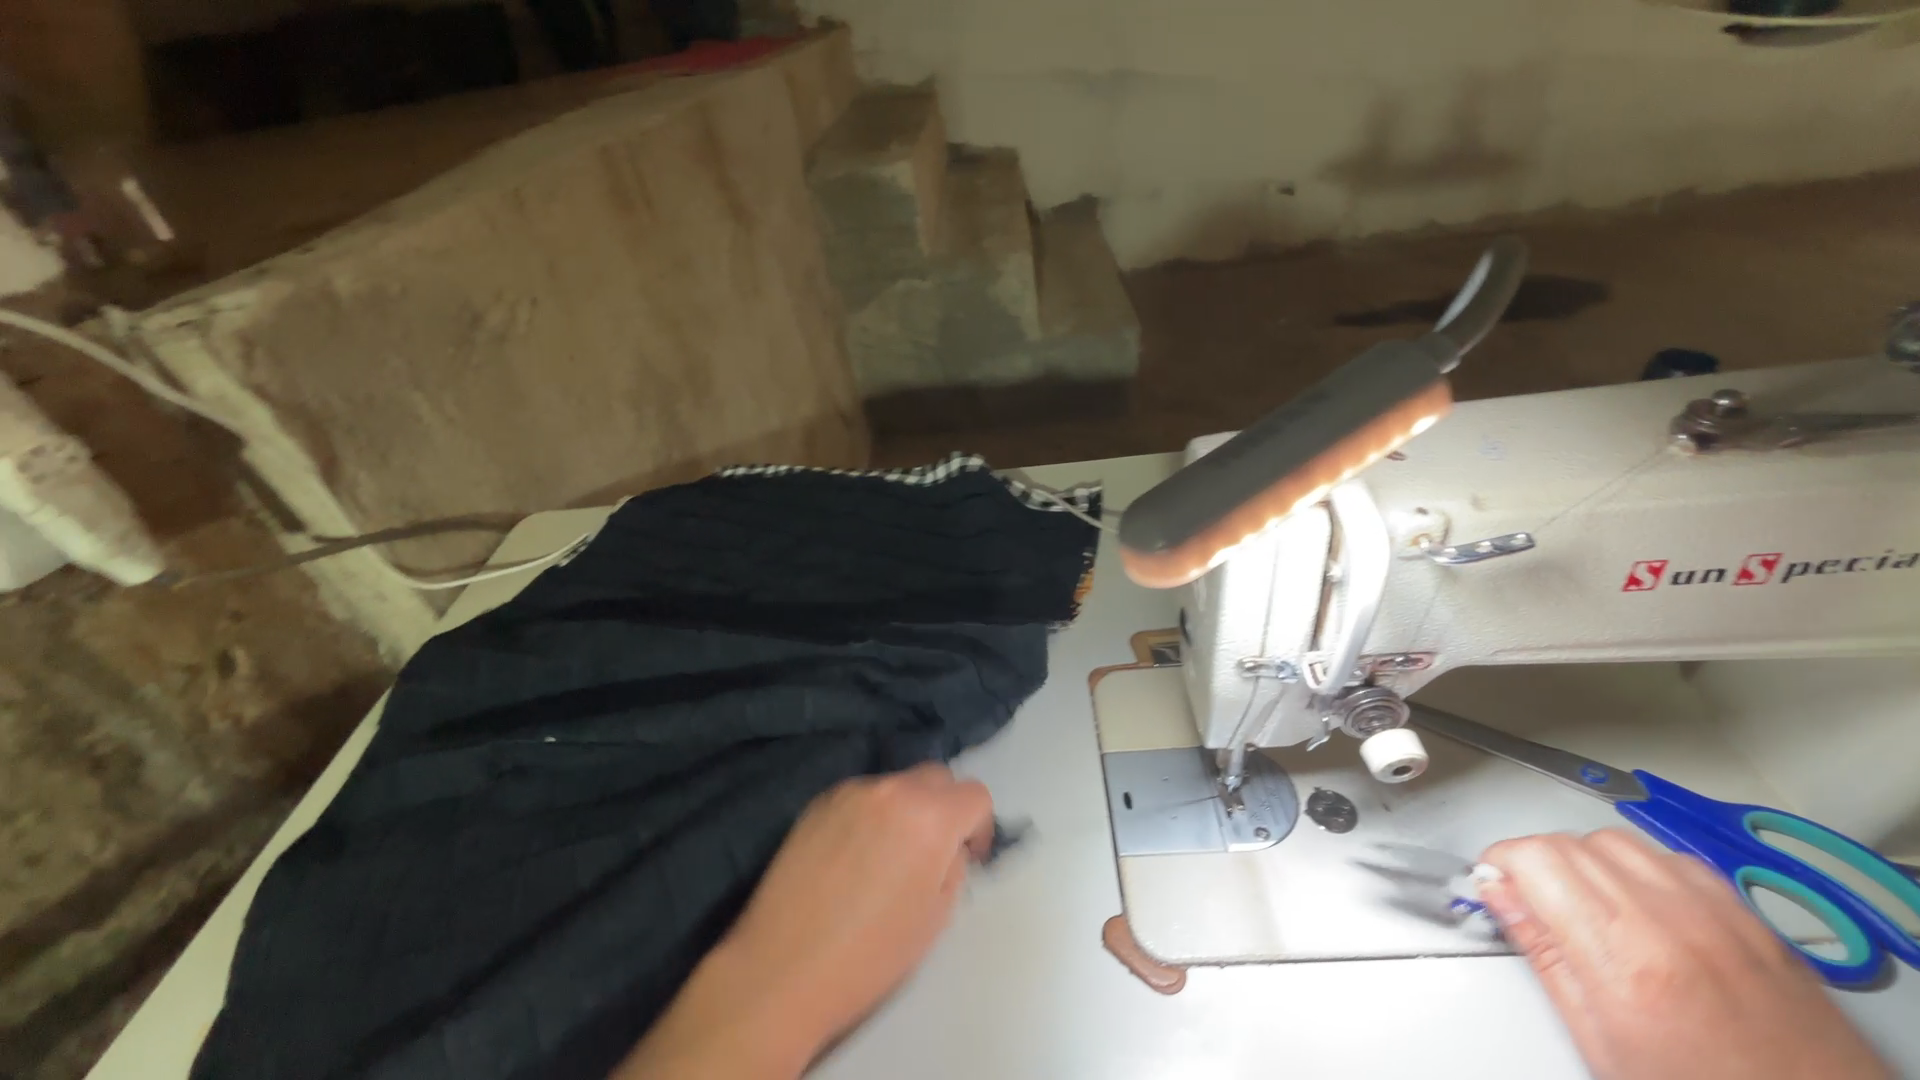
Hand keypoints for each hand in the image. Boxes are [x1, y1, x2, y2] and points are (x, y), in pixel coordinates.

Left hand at [613, 764, 994, 1078]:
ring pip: (896, 786)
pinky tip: (852, 860)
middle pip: (936, 777)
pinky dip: (870, 816)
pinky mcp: (815, 804)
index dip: (979, 827)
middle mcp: (890, 790)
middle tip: (933, 855)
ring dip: (906, 811)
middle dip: (946, 808)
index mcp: (929, 817)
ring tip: (886, 861)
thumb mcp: (937, 916)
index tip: (968, 858)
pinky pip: (860, 798)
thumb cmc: (869, 955)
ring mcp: (848, 792)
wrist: (782, 969)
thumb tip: (946, 849)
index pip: (975, 794)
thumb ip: (952, 867)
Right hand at [1478, 829, 1889, 1079]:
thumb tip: (1499, 896)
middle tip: (1529, 898)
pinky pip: (1674, 859)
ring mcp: (1718, 917)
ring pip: (1616, 841)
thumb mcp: (1598, 1040)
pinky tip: (1638, 903)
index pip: (1536, 859)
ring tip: (1583, 903)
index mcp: (1624, 960)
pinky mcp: (1750, 919)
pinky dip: (1641, 868)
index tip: (1492, 881)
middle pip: (1569, 844)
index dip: (1500, 863)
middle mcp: (1673, 925)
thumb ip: (1543, 954)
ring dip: (1585, 861)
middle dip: (1535, 863)